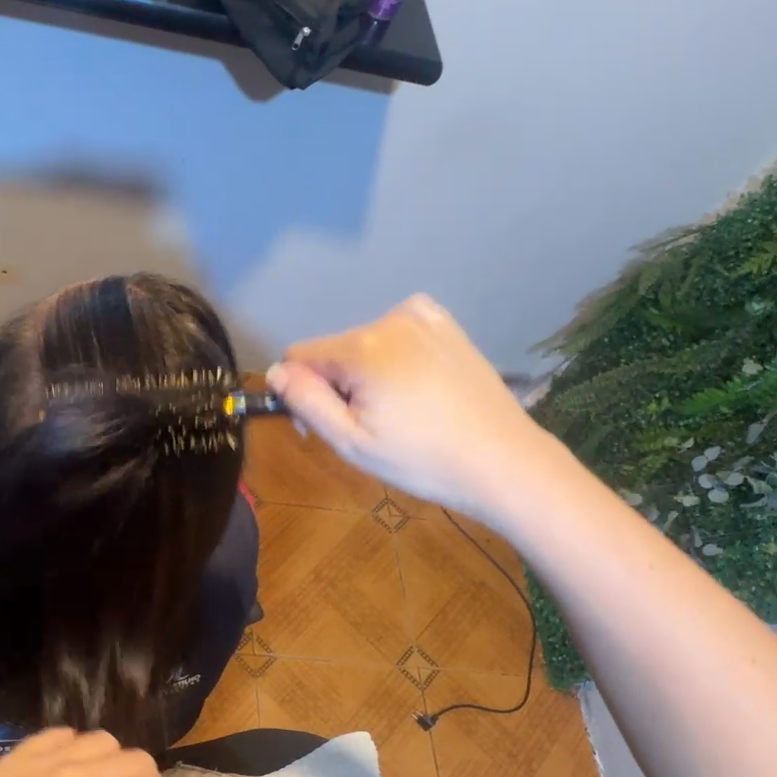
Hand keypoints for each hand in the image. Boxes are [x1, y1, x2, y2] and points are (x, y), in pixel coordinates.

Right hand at [266, 295, 550, 520]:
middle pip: (332, 352)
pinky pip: (395, 336)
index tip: (326, 428)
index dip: (302, 394)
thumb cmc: (421, 459)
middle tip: (369, 429)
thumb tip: (274, 372)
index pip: (298, 357)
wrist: (502, 460)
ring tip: (398, 413)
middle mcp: (390, 318)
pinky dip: (394, 359)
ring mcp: (423, 317)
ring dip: (366, 375)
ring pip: (362, 345)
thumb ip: (305, 401)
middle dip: (337, 385)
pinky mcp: (445, 324)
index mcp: (363, 347)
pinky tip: (416, 389)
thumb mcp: (350, 441)